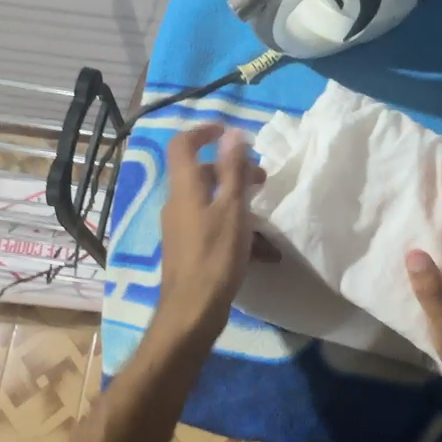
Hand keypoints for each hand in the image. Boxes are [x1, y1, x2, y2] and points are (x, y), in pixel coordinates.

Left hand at [156, 124, 267, 341]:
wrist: (192, 311)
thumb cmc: (215, 256)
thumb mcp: (231, 209)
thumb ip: (233, 170)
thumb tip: (233, 133)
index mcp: (184, 188)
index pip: (183, 145)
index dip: (203, 131)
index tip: (229, 131)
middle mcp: (177, 203)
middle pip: (202, 174)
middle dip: (233, 171)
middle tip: (261, 180)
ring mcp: (181, 228)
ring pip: (210, 201)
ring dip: (237, 200)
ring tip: (265, 215)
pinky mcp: (188, 249)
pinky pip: (212, 225)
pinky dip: (234, 226)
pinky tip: (260, 249)